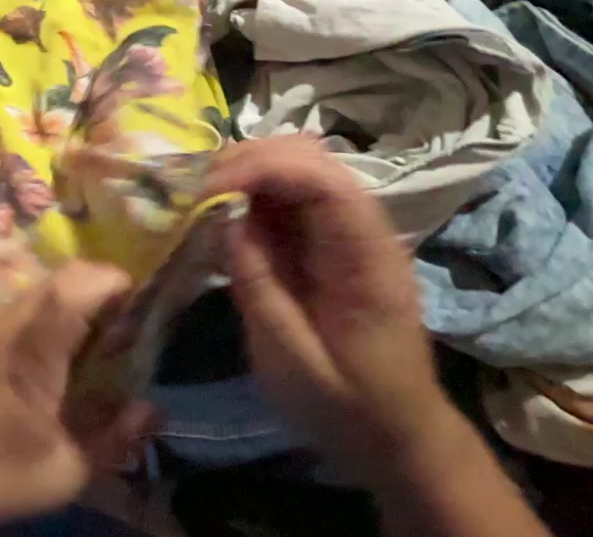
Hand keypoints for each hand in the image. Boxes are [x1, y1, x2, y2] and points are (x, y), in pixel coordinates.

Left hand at [0, 262, 149, 536]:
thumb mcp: (62, 472)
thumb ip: (114, 439)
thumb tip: (151, 408)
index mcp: (28, 344)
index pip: (74, 287)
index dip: (111, 282)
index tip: (141, 300)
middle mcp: (0, 319)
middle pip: (55, 282)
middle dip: (96, 291)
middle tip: (126, 326)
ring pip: (33, 293)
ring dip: (67, 304)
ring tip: (94, 342)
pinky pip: (12, 309)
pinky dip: (41, 317)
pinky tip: (50, 356)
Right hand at [205, 136, 453, 479]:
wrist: (397, 436)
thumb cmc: (348, 406)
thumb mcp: (295, 361)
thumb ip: (260, 289)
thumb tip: (225, 219)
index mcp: (368, 259)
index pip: (323, 180)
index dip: (260, 168)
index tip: (206, 191)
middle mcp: (361, 230)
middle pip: (307, 156)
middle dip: (245, 159)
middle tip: (195, 192)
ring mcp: (342, 230)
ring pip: (292, 162)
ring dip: (242, 168)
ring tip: (200, 197)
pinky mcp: (320, 237)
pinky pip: (282, 190)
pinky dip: (244, 187)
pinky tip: (218, 210)